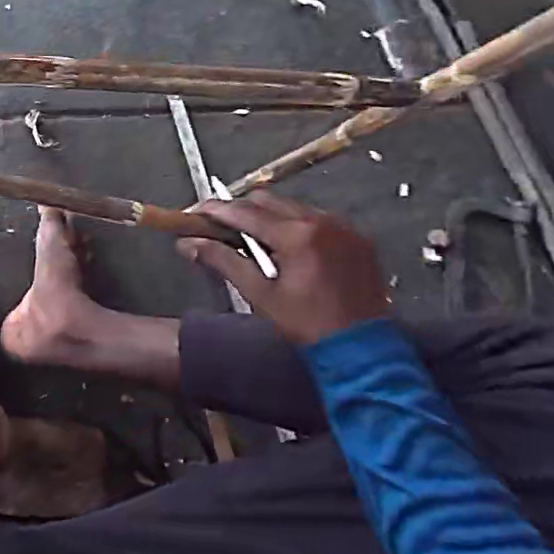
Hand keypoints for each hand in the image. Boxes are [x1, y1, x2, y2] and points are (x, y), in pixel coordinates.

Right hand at [176, 191, 391, 345]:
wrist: (366, 352)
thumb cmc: (310, 326)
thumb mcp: (259, 293)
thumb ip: (222, 260)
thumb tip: (188, 243)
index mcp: (297, 236)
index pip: (243, 211)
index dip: (213, 210)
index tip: (195, 214)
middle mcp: (323, 224)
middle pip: (266, 200)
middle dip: (239, 210)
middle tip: (221, 229)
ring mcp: (344, 230)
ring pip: (291, 206)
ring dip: (267, 216)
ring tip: (253, 242)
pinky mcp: (358, 240)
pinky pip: (316, 219)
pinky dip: (294, 225)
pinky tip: (285, 248)